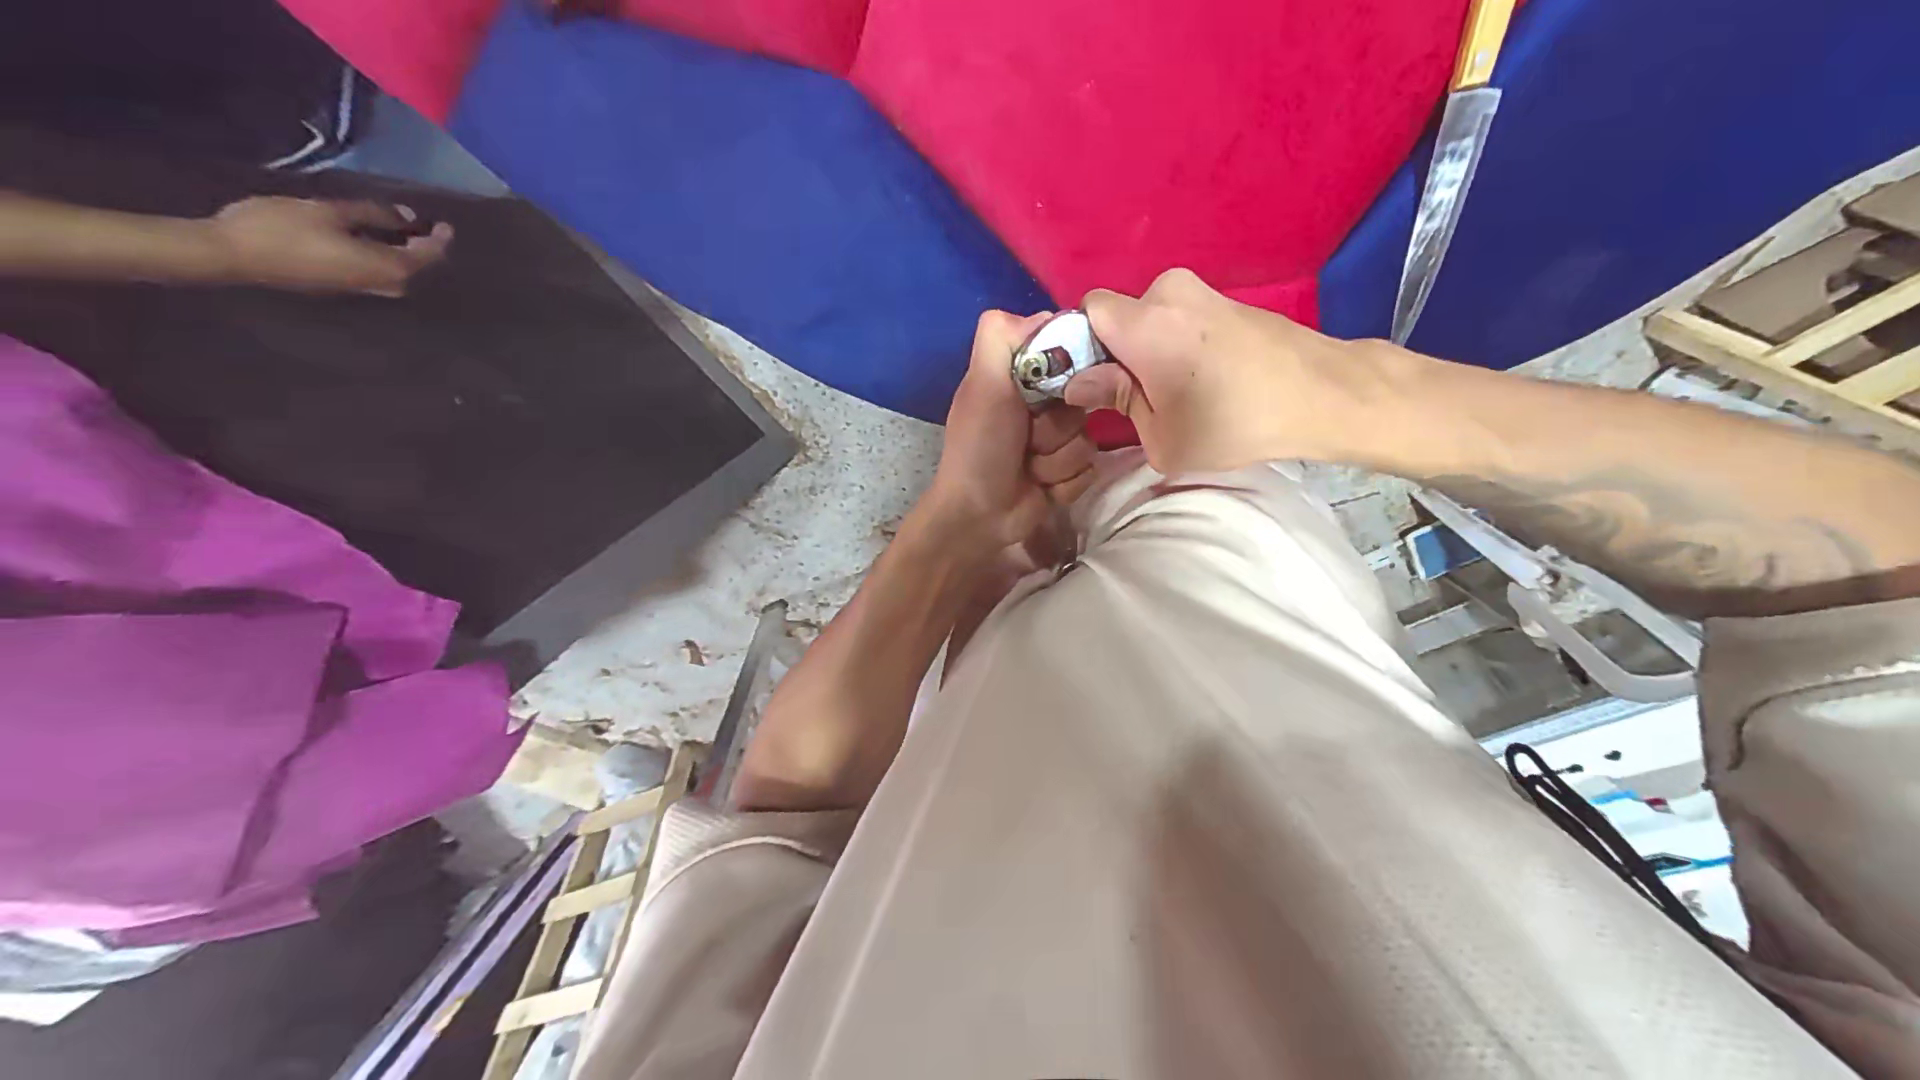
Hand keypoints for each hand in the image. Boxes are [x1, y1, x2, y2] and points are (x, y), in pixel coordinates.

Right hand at [203, 197, 452, 295]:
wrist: (233, 256)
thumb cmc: (282, 229)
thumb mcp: (331, 212)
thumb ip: (373, 214)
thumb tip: (407, 216)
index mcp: (390, 269)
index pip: (428, 256)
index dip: (439, 239)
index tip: (446, 225)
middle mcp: (386, 286)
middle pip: (417, 267)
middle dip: (426, 248)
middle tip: (428, 227)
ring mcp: (365, 290)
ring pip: (400, 273)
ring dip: (407, 254)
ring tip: (408, 232)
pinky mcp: (346, 288)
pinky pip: (381, 274)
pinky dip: (389, 258)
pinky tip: (381, 243)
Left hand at [920, 310, 1097, 556]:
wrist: (979, 515)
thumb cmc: (978, 448)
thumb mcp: (982, 384)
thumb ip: (1000, 337)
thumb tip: (1047, 315)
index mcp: (1022, 376)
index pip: (1072, 352)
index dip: (1070, 369)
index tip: (1054, 388)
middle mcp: (1044, 403)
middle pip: (1087, 399)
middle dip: (1056, 425)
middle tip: (1027, 438)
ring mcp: (1058, 439)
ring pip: (1089, 438)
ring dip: (1056, 459)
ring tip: (1029, 468)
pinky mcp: (1070, 472)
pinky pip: (1090, 468)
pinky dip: (1063, 482)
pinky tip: (1040, 487)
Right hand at [1064, 268, 1386, 472]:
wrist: (1323, 395)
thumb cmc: (1233, 425)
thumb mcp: (1161, 436)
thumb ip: (1114, 400)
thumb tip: (1078, 382)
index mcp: (1144, 324)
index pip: (1086, 310)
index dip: (1081, 344)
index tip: (1092, 380)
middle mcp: (1168, 293)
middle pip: (1118, 315)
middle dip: (1115, 350)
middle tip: (1133, 394)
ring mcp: (1201, 291)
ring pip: (1148, 317)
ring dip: (1146, 348)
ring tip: (1173, 389)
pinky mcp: (1225, 299)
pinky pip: (1177, 317)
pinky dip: (1174, 343)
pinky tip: (1199, 377)